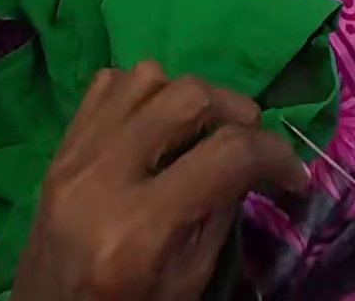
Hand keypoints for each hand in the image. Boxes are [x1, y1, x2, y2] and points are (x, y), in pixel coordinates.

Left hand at [11, 61, 307, 300]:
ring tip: (198, 128)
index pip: (225, 157)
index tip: (293, 171)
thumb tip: (254, 157)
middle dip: (234, 107)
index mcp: (137, 233)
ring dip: (185, 94)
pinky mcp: (61, 142)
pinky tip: (152, 122)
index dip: (273, 154)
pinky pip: (109, 81)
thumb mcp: (185, 285)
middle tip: (250, 136)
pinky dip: (141, 91)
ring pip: (148, 75)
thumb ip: (219, 213)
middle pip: (187, 96)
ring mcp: (75, 153)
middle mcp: (102, 177)